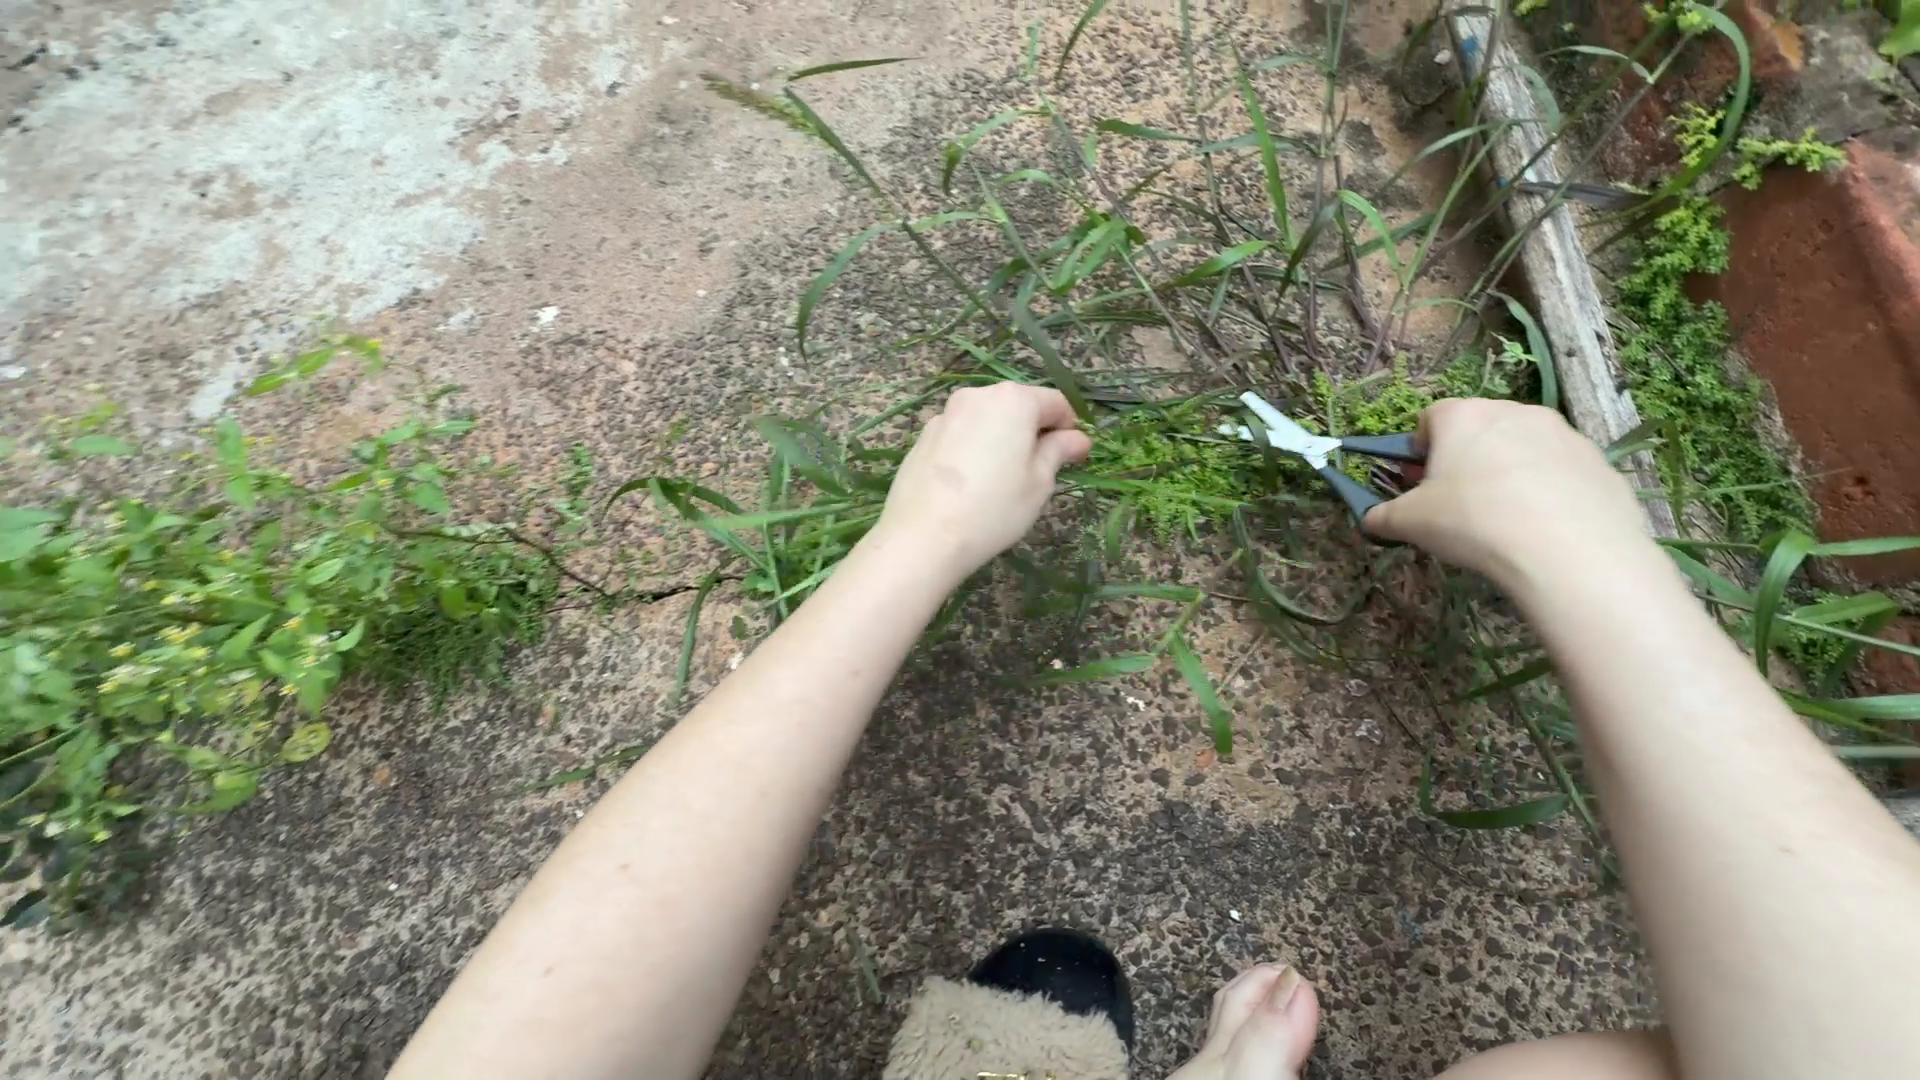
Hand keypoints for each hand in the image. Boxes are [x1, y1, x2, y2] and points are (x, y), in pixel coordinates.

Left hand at [870, 382, 1090, 583]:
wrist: (923, 536)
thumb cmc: (993, 508)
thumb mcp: (1039, 482)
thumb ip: (1058, 451)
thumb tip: (1077, 438)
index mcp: (1013, 400)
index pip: (1055, 403)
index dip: (1069, 428)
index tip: (1072, 457)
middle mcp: (977, 396)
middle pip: (1018, 406)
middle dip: (1033, 432)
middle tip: (1038, 472)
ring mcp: (945, 414)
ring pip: (987, 419)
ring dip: (1002, 439)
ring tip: (1001, 480)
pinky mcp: (924, 436)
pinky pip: (961, 434)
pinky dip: (973, 448)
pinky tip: (970, 483)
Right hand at [1363, 398, 1649, 591]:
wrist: (1568, 549)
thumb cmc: (1471, 520)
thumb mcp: (1407, 522)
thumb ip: (1381, 516)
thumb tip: (1371, 520)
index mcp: (1462, 417)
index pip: (1430, 418)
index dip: (1419, 448)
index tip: (1419, 481)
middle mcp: (1514, 412)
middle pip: (1478, 429)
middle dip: (1463, 458)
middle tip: (1455, 500)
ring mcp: (1562, 433)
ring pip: (1520, 447)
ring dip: (1505, 471)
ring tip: (1502, 517)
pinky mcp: (1598, 461)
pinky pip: (1558, 471)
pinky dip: (1545, 491)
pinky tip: (1539, 526)